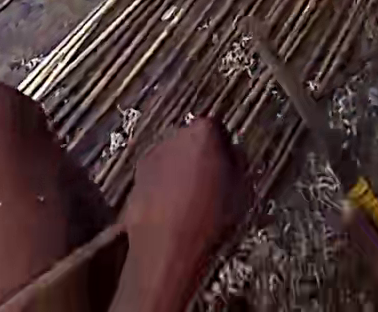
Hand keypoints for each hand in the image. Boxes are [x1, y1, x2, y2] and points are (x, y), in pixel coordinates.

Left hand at [109, 118, 244, 311]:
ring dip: (179, 171)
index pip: (217, 128)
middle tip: (209, 184)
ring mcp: (153, 155)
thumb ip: (237, 162)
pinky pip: (155, 176)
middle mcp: (176, 135)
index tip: (227, 165)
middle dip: (199, 157)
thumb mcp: (240, 190)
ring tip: (189, 202)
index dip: (223, 148)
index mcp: (204, 131)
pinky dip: (161, 187)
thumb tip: (233, 155)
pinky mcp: (137, 177)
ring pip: (172, 157)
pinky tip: (170, 211)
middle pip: (192, 140)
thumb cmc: (208, 218)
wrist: (168, 249)